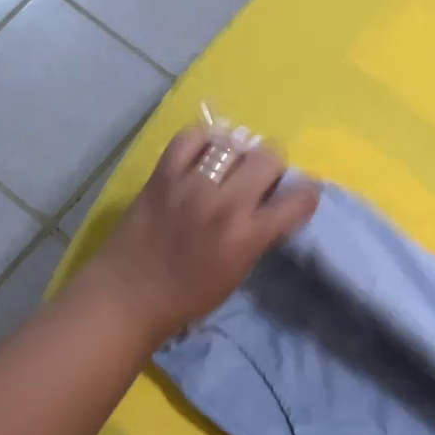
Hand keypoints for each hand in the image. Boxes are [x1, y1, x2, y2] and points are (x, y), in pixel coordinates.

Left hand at [76, 125, 318, 342]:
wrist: (128, 296)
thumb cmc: (187, 296)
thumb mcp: (238, 271)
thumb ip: (260, 235)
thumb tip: (276, 205)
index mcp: (248, 236)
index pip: (298, 199)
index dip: (306, 194)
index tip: (299, 196)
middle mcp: (224, 205)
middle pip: (268, 157)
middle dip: (272, 167)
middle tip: (260, 180)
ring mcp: (191, 185)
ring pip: (233, 143)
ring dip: (240, 153)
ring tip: (231, 165)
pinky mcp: (163, 175)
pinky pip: (190, 138)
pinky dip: (203, 140)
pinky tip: (205, 152)